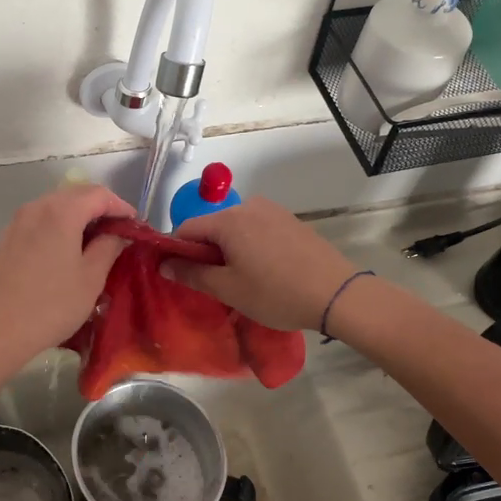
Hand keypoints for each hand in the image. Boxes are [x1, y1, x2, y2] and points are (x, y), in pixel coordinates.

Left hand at [0, 184, 135, 367]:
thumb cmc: (52, 305)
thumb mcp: (91, 278)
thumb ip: (109, 247)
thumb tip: (118, 234)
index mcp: (61, 212)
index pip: (98, 194)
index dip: (120, 206)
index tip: (134, 226)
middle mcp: (37, 207)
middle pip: (76, 194)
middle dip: (100, 208)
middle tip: (118, 233)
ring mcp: (18, 221)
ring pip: (56, 206)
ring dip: (79, 216)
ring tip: (95, 241)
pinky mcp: (7, 238)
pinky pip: (40, 219)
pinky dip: (58, 225)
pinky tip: (66, 249)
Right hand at [162, 197, 361, 331]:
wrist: (336, 293)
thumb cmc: (275, 293)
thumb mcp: (228, 289)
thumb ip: (192, 274)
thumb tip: (164, 264)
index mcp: (227, 220)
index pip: (186, 230)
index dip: (177, 253)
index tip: (182, 277)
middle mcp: (248, 206)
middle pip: (212, 227)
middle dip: (206, 253)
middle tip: (216, 285)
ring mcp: (272, 210)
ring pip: (236, 229)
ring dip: (230, 250)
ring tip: (243, 280)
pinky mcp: (290, 220)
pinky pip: (257, 230)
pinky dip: (251, 246)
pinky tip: (264, 271)